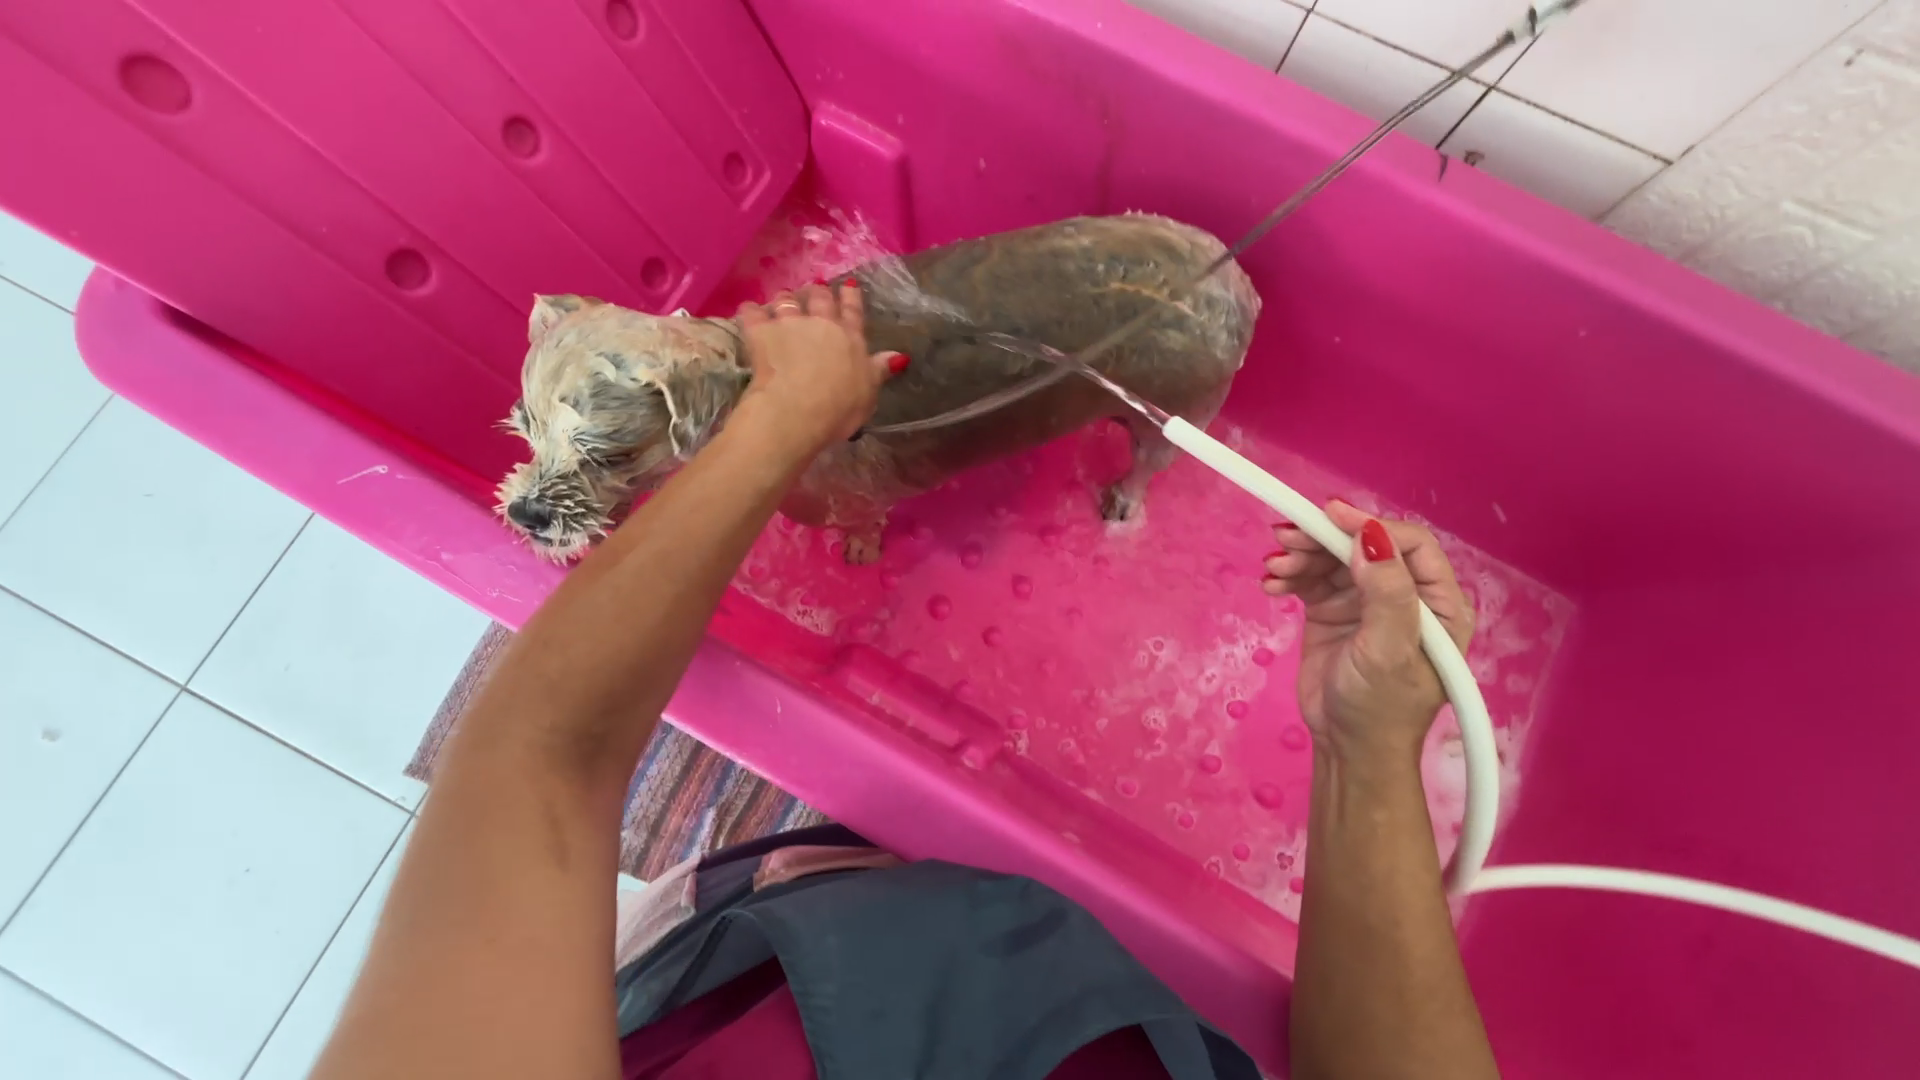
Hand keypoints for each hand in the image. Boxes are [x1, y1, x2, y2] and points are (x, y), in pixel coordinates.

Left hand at [734, 281, 903, 450]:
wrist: (797, 411)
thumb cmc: (839, 408)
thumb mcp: (868, 392)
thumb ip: (879, 370)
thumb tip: (899, 356)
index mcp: (850, 338)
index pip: (852, 311)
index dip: (851, 297)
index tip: (849, 285)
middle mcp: (822, 324)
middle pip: (820, 299)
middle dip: (818, 292)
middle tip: (815, 289)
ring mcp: (790, 325)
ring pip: (787, 301)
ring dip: (786, 298)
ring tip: (784, 298)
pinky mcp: (761, 332)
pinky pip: (753, 313)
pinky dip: (751, 310)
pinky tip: (749, 308)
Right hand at [1262, 500, 1474, 765]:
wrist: (1345, 745)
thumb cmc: (1381, 705)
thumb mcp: (1388, 651)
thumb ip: (1386, 593)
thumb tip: (1368, 536)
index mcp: (1435, 604)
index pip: (1409, 546)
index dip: (1370, 525)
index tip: (1329, 516)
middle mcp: (1401, 595)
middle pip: (1362, 547)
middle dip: (1323, 539)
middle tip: (1286, 539)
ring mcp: (1363, 602)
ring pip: (1331, 560)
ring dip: (1300, 557)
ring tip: (1273, 570)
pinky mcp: (1330, 612)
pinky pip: (1309, 580)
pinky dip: (1288, 577)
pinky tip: (1271, 585)